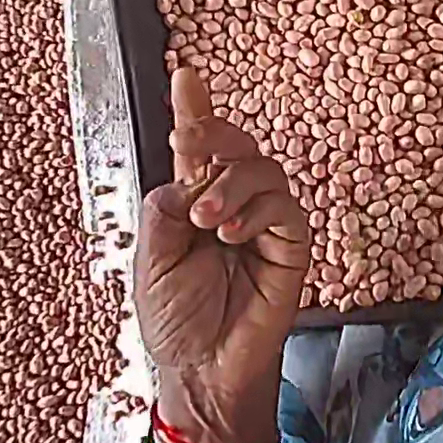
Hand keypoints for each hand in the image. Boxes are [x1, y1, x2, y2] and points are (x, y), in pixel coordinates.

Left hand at [136, 69, 309, 442]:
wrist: (203, 368)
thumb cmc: (176, 318)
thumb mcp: (151, 259)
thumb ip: (168, 207)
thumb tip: (192, 175)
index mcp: (194, 201)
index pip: (197, 147)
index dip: (194, 109)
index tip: (185, 75)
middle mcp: (231, 202)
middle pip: (235, 145)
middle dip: (215, 133)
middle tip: (191, 143)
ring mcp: (264, 220)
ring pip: (262, 169)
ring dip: (232, 183)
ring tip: (208, 220)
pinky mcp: (290, 241)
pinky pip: (283, 205)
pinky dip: (256, 210)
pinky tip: (232, 233)